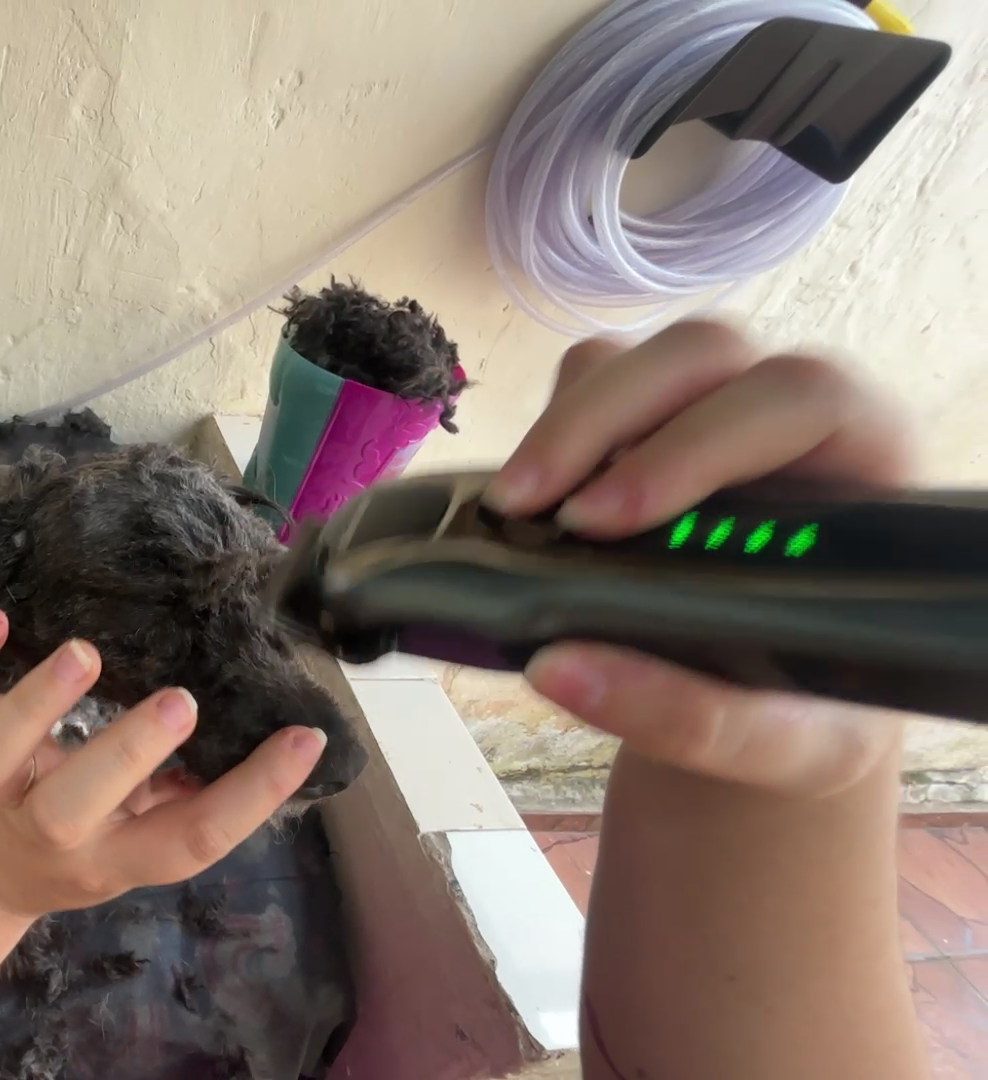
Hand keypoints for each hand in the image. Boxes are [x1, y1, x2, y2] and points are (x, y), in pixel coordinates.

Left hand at [0, 606, 326, 919]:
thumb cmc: (86, 839)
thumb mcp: (143, 834)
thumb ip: (190, 794)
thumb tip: (273, 736)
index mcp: (116, 852)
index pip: (190, 839)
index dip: (250, 797)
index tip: (302, 738)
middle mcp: (53, 827)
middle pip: (78, 806)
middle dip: (128, 752)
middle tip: (181, 701)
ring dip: (37, 702)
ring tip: (84, 652)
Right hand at [486, 321, 915, 798]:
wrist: (748, 693)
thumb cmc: (787, 711)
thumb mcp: (766, 744)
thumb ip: (680, 716)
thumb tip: (553, 666)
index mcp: (861, 477)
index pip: (798, 400)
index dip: (691, 446)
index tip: (596, 523)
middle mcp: (780, 426)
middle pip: (698, 353)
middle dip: (595, 424)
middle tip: (523, 507)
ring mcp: (692, 418)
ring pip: (628, 357)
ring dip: (558, 424)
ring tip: (510, 504)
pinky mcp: (624, 429)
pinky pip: (578, 383)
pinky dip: (539, 425)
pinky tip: (525, 493)